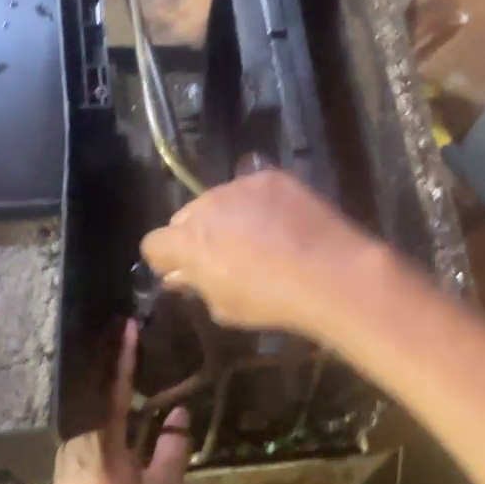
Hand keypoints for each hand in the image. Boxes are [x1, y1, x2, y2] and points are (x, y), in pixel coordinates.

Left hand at [51, 320, 190, 483]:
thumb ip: (172, 448)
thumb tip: (181, 411)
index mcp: (101, 444)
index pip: (114, 389)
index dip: (122, 356)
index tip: (126, 325)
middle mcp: (76, 440)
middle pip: (93, 391)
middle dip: (108, 360)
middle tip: (122, 331)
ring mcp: (65, 454)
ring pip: (85, 409)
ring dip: (102, 384)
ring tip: (119, 360)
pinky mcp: (63, 467)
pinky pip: (82, 425)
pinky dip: (97, 407)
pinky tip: (111, 404)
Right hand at [140, 170, 395, 336]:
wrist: (330, 274)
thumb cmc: (271, 301)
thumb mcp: (225, 306)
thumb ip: (196, 285)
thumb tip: (180, 275)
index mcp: (188, 240)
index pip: (153, 243)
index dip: (165, 259)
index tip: (183, 272)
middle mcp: (206, 204)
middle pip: (185, 217)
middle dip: (195, 235)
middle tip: (222, 257)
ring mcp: (240, 186)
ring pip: (218, 200)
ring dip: (225, 217)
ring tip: (256, 239)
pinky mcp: (272, 177)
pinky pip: (250, 189)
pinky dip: (257, 204)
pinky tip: (280, 223)